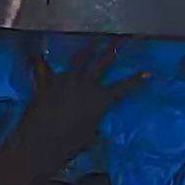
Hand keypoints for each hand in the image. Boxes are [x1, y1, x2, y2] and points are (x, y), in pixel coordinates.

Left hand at [0, 37, 144, 178]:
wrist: (40, 144)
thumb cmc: (68, 145)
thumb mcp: (89, 136)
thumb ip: (94, 124)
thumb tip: (95, 124)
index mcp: (100, 99)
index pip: (123, 87)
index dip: (137, 80)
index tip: (148, 73)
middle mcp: (86, 84)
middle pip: (103, 62)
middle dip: (112, 50)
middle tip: (119, 40)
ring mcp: (66, 80)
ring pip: (79, 58)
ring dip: (87, 48)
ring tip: (93, 39)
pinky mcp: (47, 82)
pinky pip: (43, 67)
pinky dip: (40, 61)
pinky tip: (36, 54)